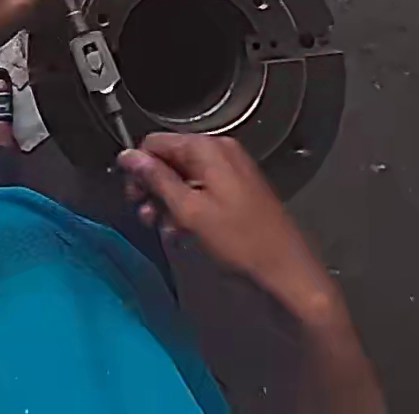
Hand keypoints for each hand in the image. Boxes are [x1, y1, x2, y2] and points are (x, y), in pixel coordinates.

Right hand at [119, 134, 338, 316]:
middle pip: (170, 158)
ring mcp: (231, 171)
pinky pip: (201, 189)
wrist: (290, 277)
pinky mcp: (237, 191)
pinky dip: (187, 207)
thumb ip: (155, 179)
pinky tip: (181, 233)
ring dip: (167, 200)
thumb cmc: (241, 242)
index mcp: (208, 148)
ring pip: (184, 176)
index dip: (139, 167)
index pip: (156, 142)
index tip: (132, 194)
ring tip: (161, 227)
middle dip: (153, 186)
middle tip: (143, 213)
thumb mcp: (189, 210)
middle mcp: (220, 152)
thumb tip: (127, 156)